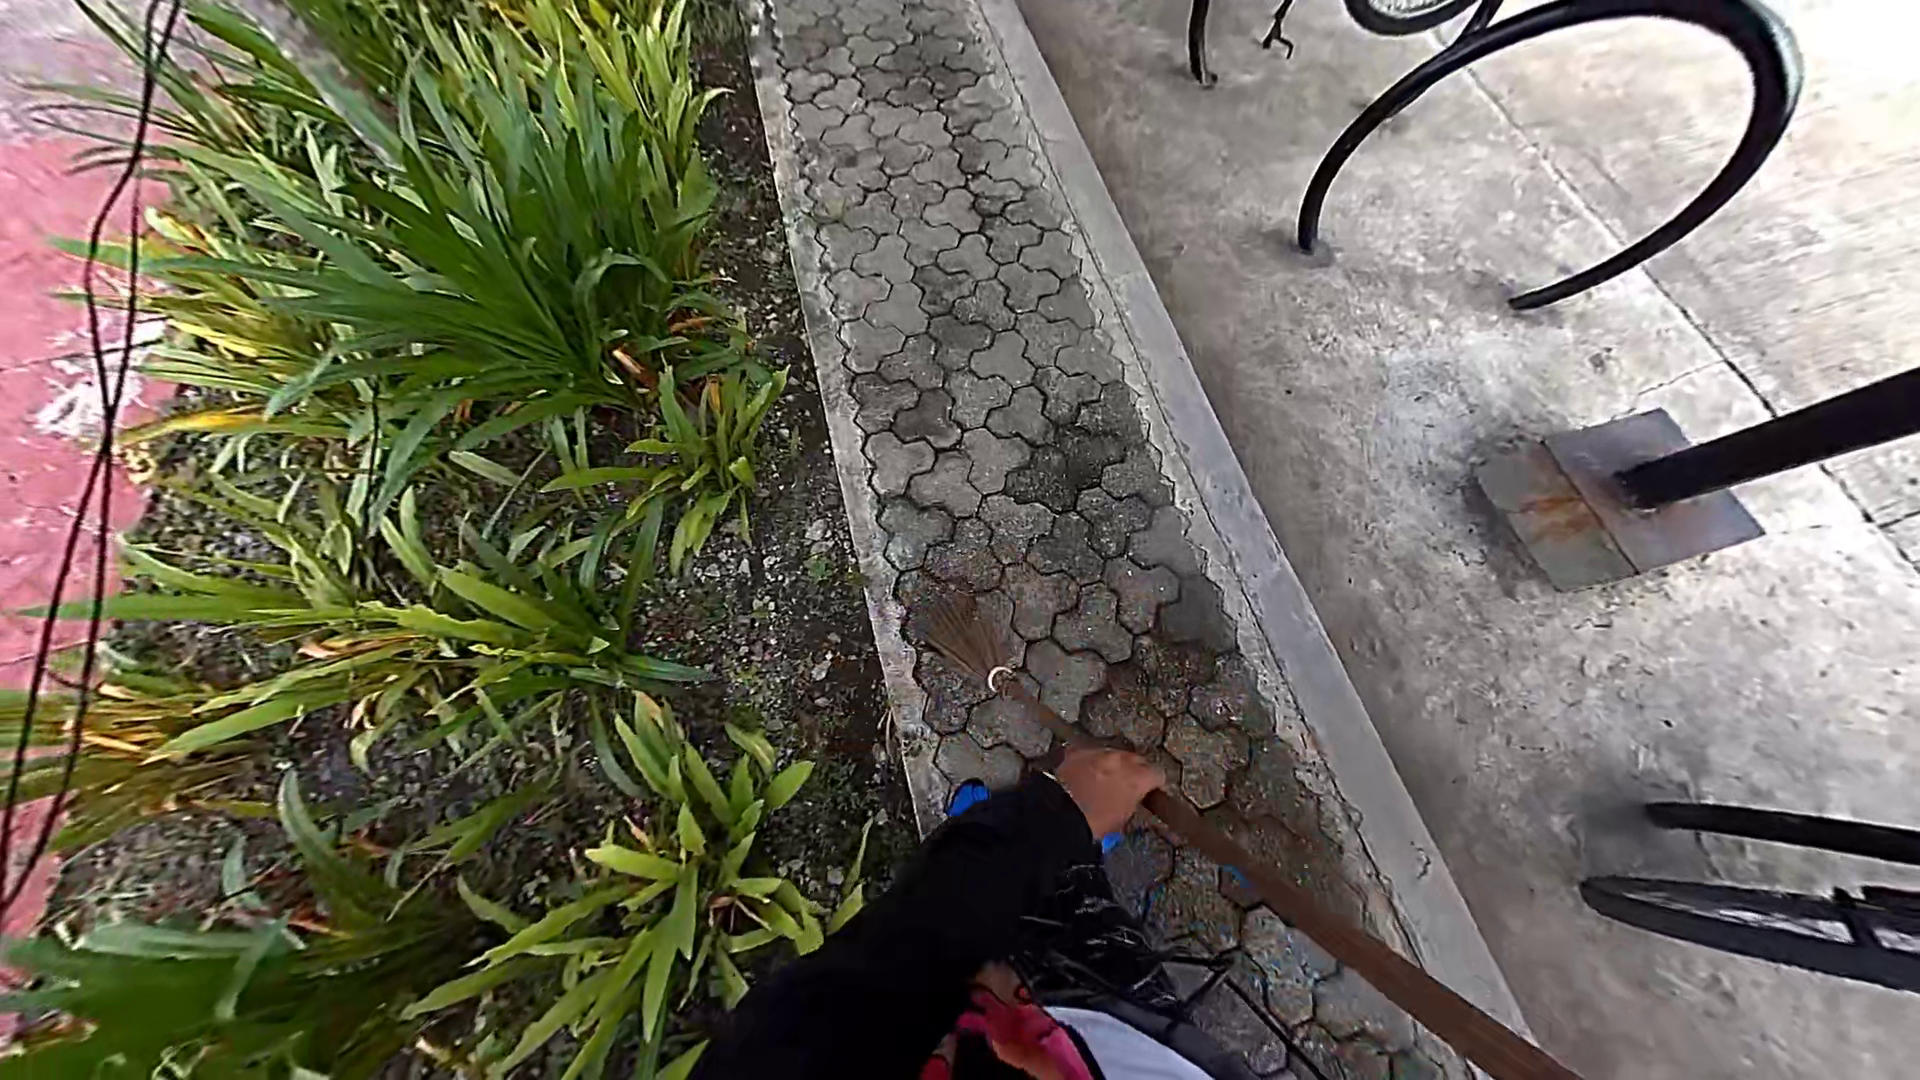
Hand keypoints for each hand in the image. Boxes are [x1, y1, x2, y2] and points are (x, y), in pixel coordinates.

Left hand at [1054, 747, 1163, 837]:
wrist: (1058, 812)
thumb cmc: (1091, 823)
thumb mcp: (1121, 821)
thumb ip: (1131, 805)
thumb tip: (1130, 803)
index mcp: (1136, 778)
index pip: (1157, 774)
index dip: (1154, 783)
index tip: (1151, 790)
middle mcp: (1119, 759)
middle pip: (1135, 759)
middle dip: (1134, 770)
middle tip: (1128, 785)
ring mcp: (1097, 751)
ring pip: (1111, 753)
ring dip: (1111, 764)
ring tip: (1103, 779)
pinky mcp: (1075, 750)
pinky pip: (1089, 752)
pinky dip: (1089, 761)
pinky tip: (1084, 773)